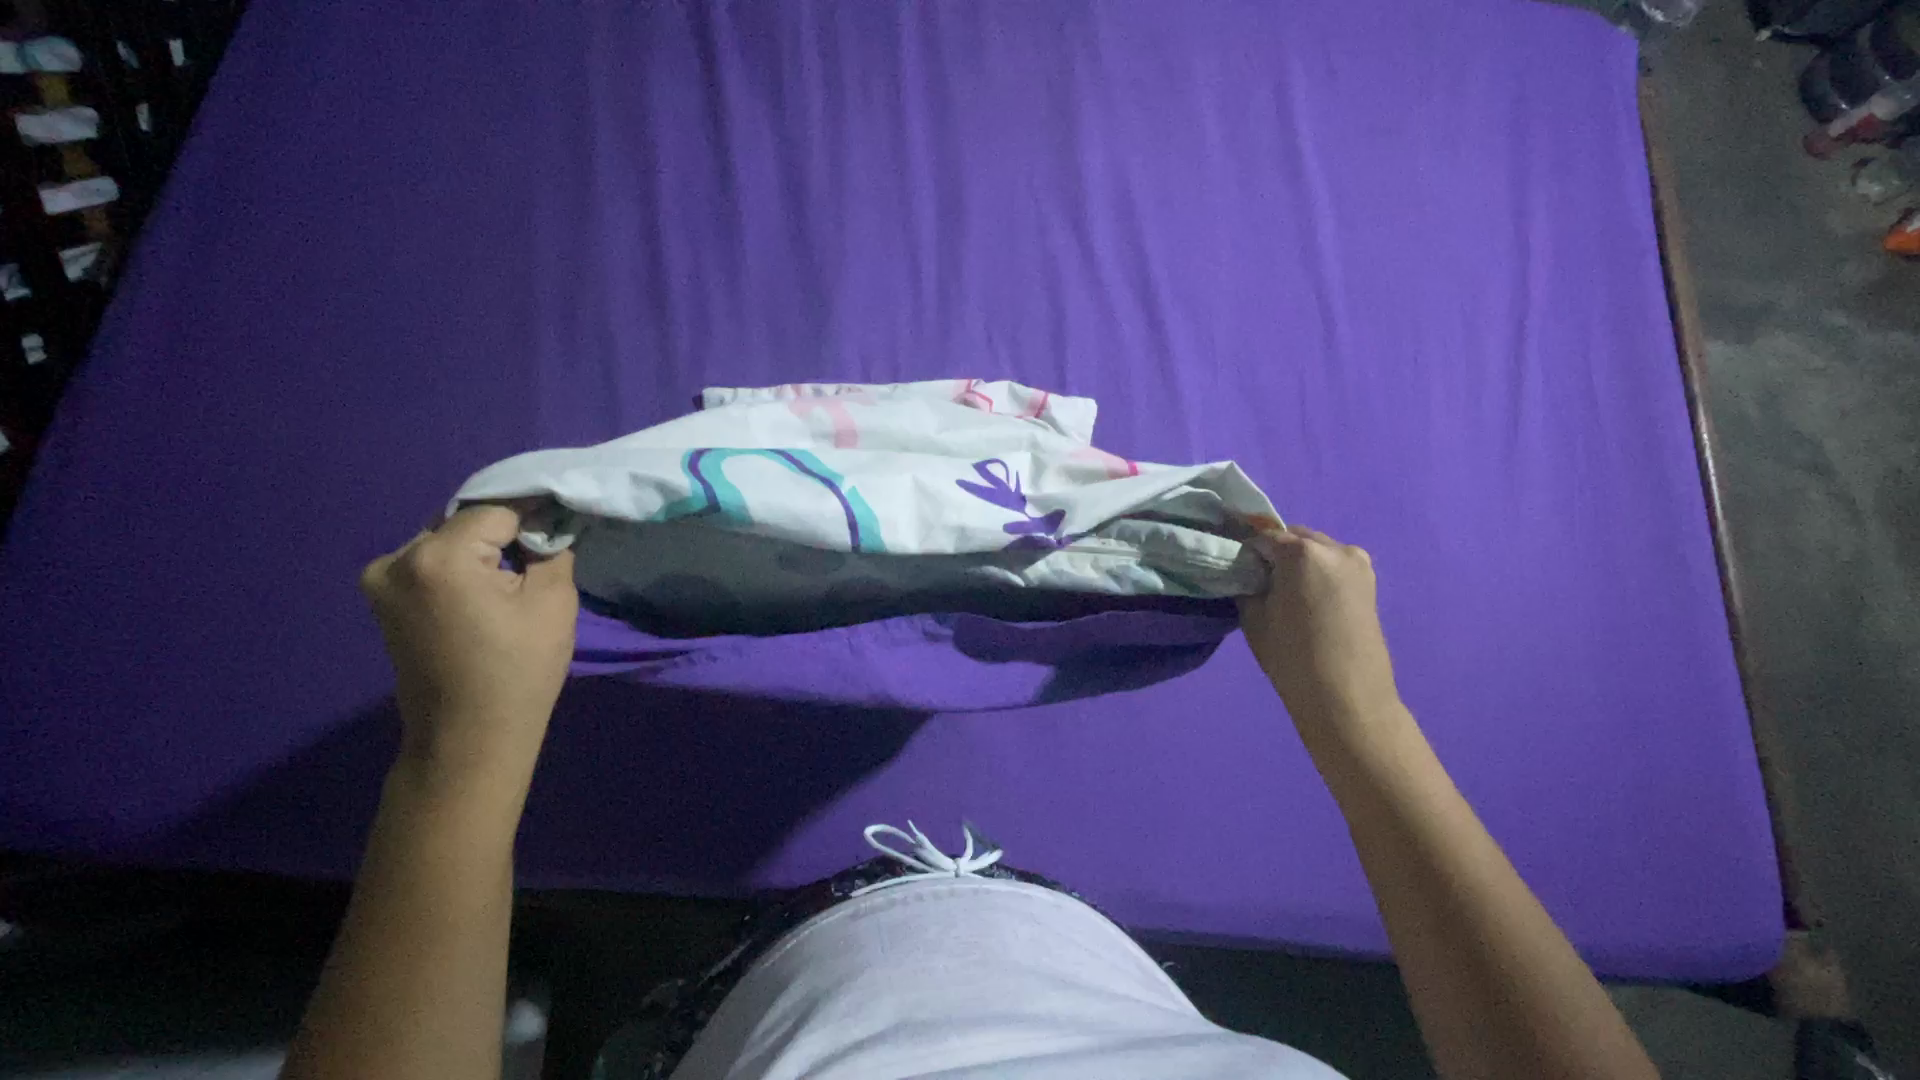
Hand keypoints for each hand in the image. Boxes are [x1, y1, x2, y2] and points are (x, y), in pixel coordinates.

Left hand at [360, 505, 577, 788]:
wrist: (468, 737)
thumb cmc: (518, 671)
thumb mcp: (554, 602)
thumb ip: (550, 548)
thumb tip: (547, 526)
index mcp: (439, 557)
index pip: (498, 511)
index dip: (533, 522)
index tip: (555, 541)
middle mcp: (396, 558)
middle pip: (465, 523)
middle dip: (501, 536)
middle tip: (533, 564)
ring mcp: (380, 580)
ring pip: (446, 541)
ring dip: (477, 552)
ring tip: (507, 585)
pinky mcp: (380, 599)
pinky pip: (427, 564)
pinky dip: (456, 569)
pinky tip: (479, 598)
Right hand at [1238, 525, 1401, 730]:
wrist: (1346, 695)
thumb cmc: (1292, 656)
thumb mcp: (1253, 617)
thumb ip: (1248, 584)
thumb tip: (1249, 573)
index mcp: (1302, 551)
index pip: (1262, 537)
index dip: (1246, 551)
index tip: (1236, 569)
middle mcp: (1334, 547)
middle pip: (1293, 538)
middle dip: (1275, 553)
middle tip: (1259, 581)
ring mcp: (1358, 563)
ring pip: (1316, 550)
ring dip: (1297, 562)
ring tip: (1285, 594)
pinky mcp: (1369, 582)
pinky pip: (1333, 565)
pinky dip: (1316, 573)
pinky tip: (1307, 601)